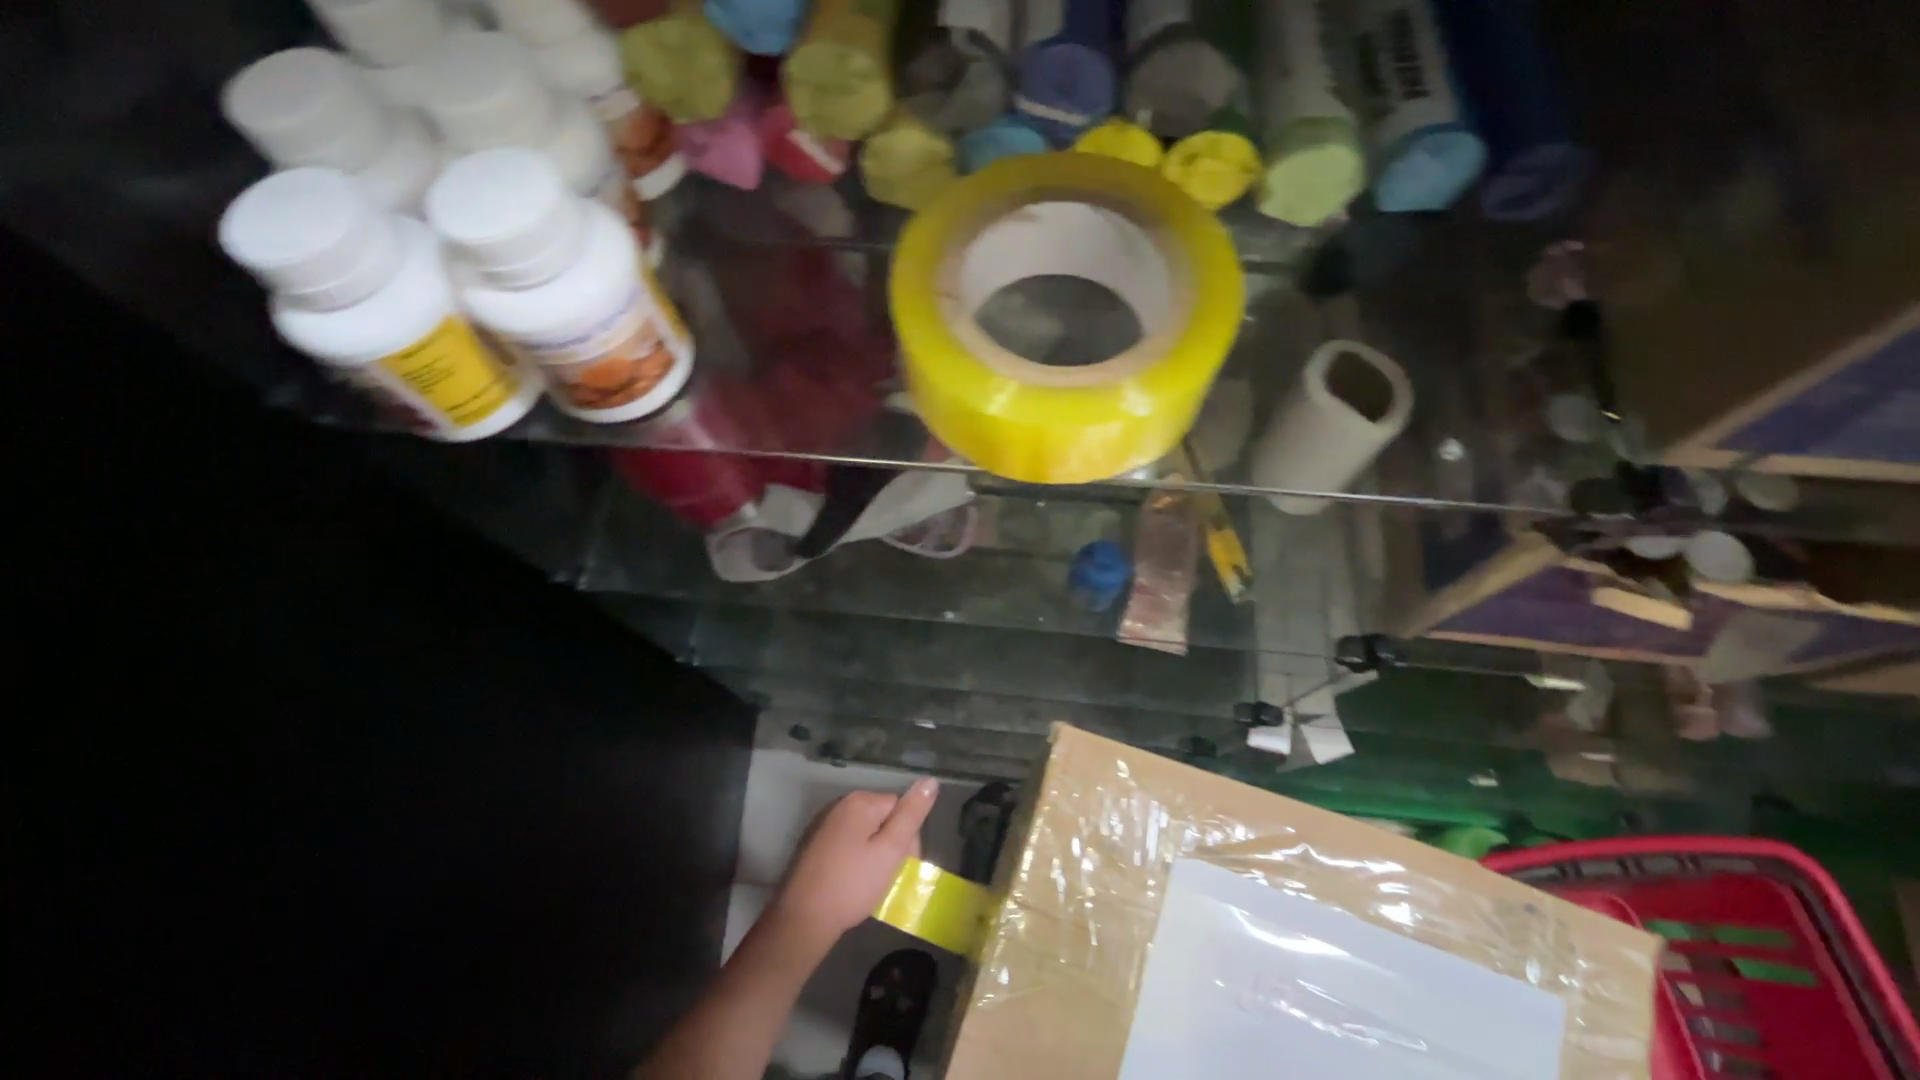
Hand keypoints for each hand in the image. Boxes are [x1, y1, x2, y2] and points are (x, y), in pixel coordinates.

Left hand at [772, 778, 939, 944]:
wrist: (804, 918)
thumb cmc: (852, 884)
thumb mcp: (890, 851)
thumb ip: (911, 815)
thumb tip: (930, 780)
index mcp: (860, 802)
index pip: (901, 809)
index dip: (907, 839)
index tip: (900, 866)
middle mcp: (840, 805)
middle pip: (883, 819)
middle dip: (890, 846)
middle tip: (885, 877)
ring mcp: (824, 824)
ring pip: (866, 834)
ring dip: (874, 855)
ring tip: (869, 883)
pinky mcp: (814, 844)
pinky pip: (848, 845)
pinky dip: (855, 861)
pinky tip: (851, 882)